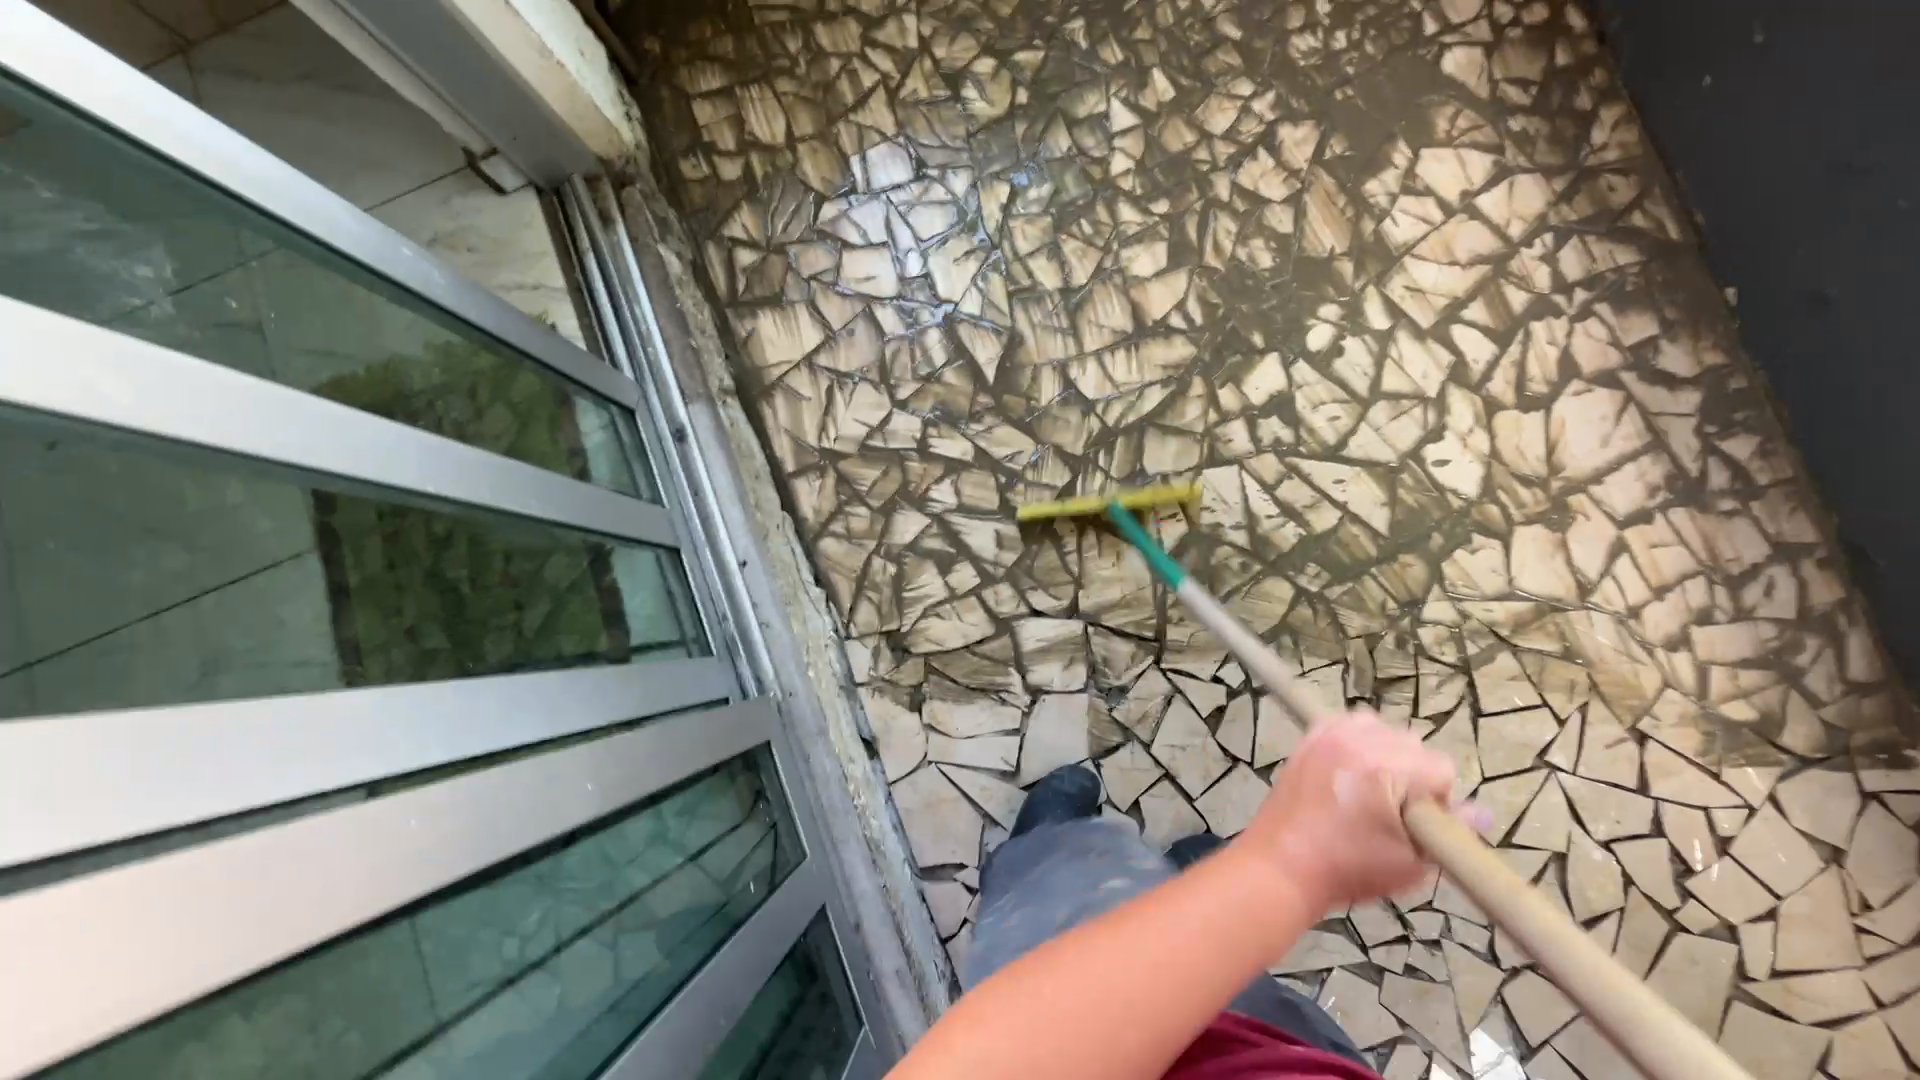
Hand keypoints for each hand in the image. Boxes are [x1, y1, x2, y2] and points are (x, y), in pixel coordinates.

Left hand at [1231, 711, 1457, 910]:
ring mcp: (1328, 735)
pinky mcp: (1307, 739)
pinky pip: (1345, 723)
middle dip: (1414, 773)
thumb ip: (1451, 832)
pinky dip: (1355, 740)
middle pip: (1412, 743)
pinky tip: (1351, 769)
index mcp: (1388, 767)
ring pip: (1380, 728)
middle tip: (1394, 810)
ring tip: (1373, 789)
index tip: (1418, 824)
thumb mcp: (1411, 862)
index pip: (1441, 768)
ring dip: (1385, 752)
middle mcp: (1359, 740)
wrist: (1282, 865)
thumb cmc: (1349, 868)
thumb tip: (1483, 812)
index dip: (1439, 800)